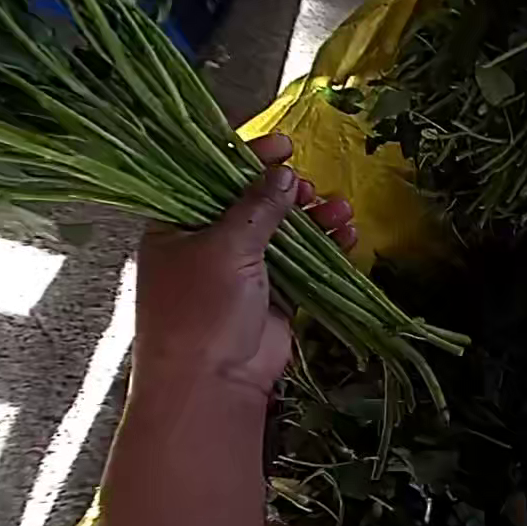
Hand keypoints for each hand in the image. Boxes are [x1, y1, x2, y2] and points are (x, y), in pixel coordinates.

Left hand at [132, 133, 356, 400]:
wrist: (214, 380)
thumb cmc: (202, 309)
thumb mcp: (226, 248)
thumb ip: (258, 208)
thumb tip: (285, 173)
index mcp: (180, 225)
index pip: (213, 178)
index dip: (248, 158)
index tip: (284, 145)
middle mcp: (210, 243)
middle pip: (255, 205)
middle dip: (288, 194)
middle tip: (310, 188)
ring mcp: (245, 271)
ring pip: (285, 234)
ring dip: (314, 221)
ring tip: (341, 210)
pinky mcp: (276, 295)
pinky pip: (304, 264)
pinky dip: (325, 250)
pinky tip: (347, 237)